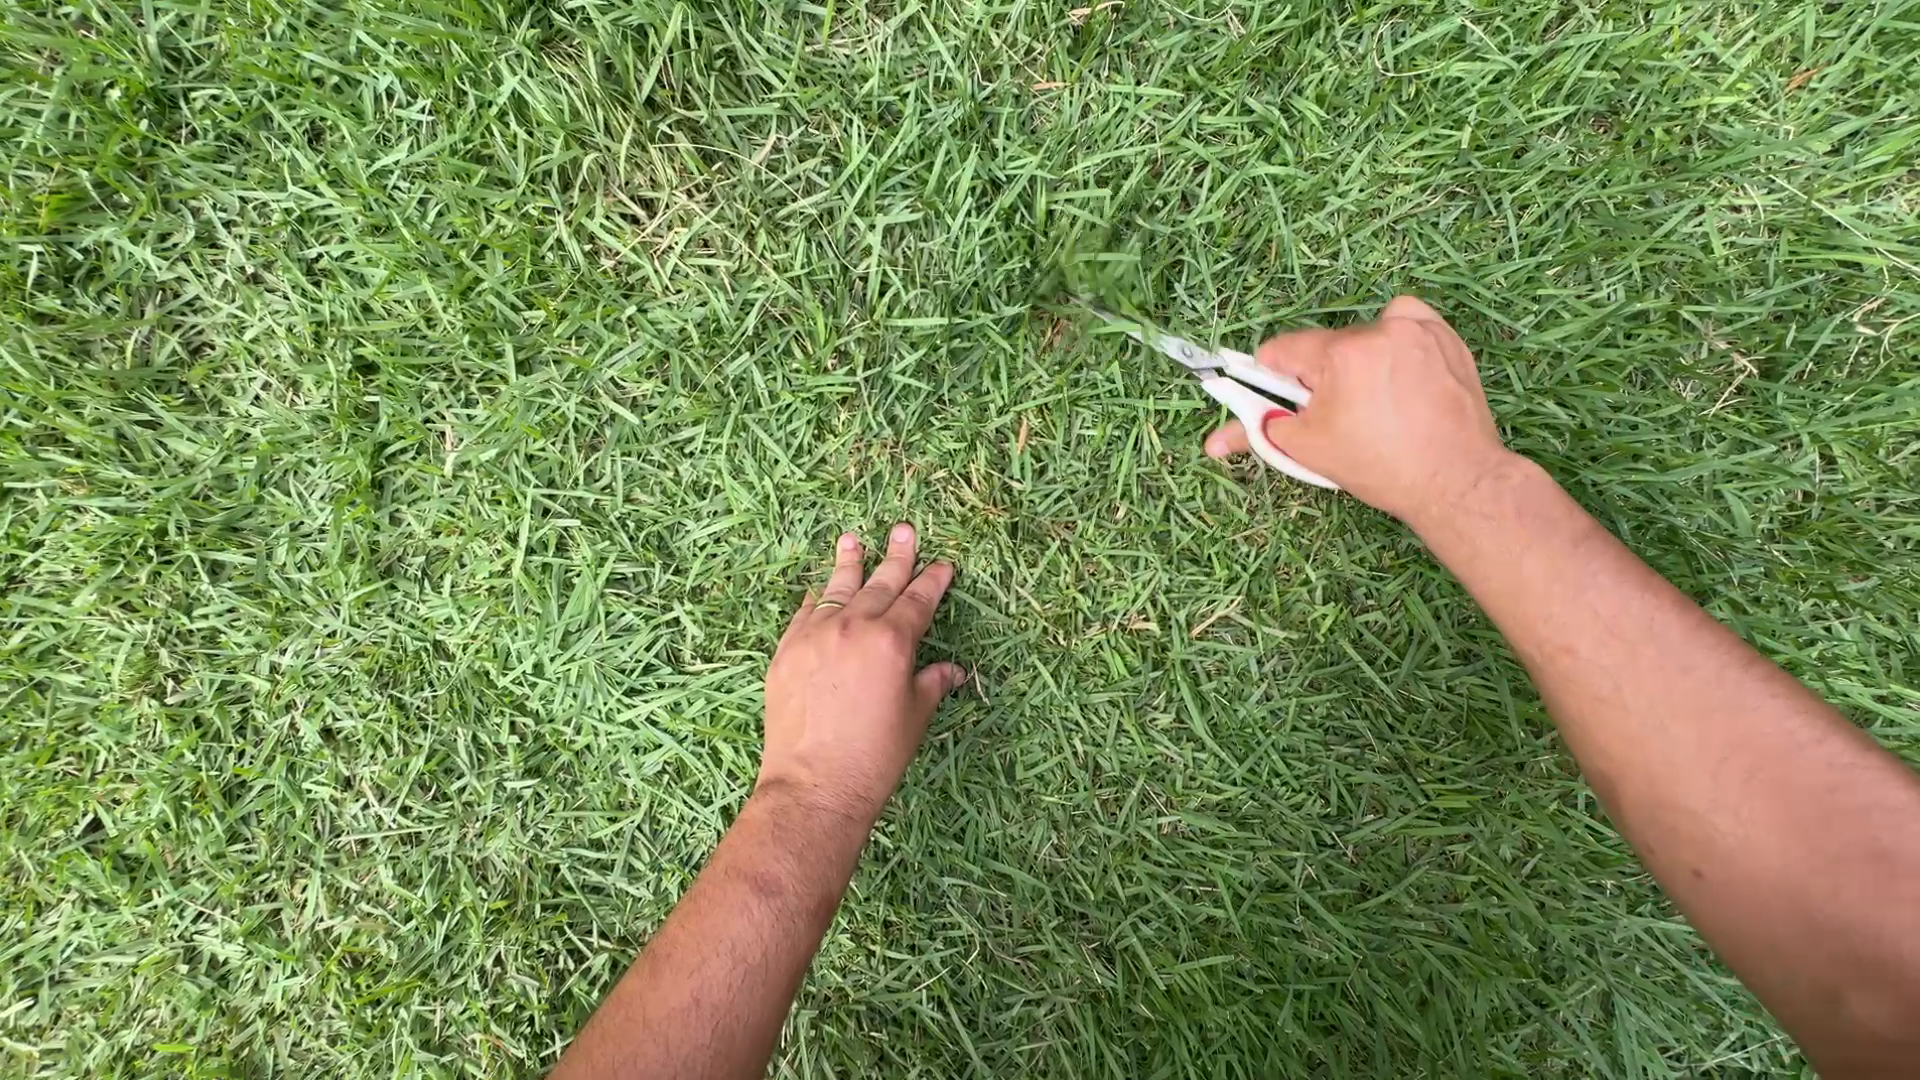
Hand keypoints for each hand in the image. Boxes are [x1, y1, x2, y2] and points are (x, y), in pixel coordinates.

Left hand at [758, 524, 966, 825]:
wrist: (814, 785)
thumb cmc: (876, 755)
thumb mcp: (915, 716)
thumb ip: (932, 683)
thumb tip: (953, 669)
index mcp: (893, 641)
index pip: (919, 600)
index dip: (933, 580)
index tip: (943, 564)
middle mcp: (854, 626)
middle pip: (881, 583)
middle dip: (897, 556)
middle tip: (905, 530)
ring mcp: (816, 635)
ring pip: (837, 588)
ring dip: (849, 562)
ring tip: (853, 538)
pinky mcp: (787, 651)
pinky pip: (804, 613)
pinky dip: (815, 599)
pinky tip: (819, 588)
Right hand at [1203, 295, 1516, 523]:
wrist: (1456, 479)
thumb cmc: (1377, 466)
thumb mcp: (1306, 450)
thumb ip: (1254, 434)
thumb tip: (1212, 443)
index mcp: (1340, 353)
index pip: (1280, 351)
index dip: (1271, 380)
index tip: (1282, 402)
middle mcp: (1379, 330)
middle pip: (1322, 347)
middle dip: (1317, 377)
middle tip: (1333, 416)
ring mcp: (1419, 330)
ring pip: (1361, 336)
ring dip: (1354, 361)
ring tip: (1368, 401)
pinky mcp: (1447, 338)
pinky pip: (1406, 324)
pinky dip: (1395, 344)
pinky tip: (1398, 375)